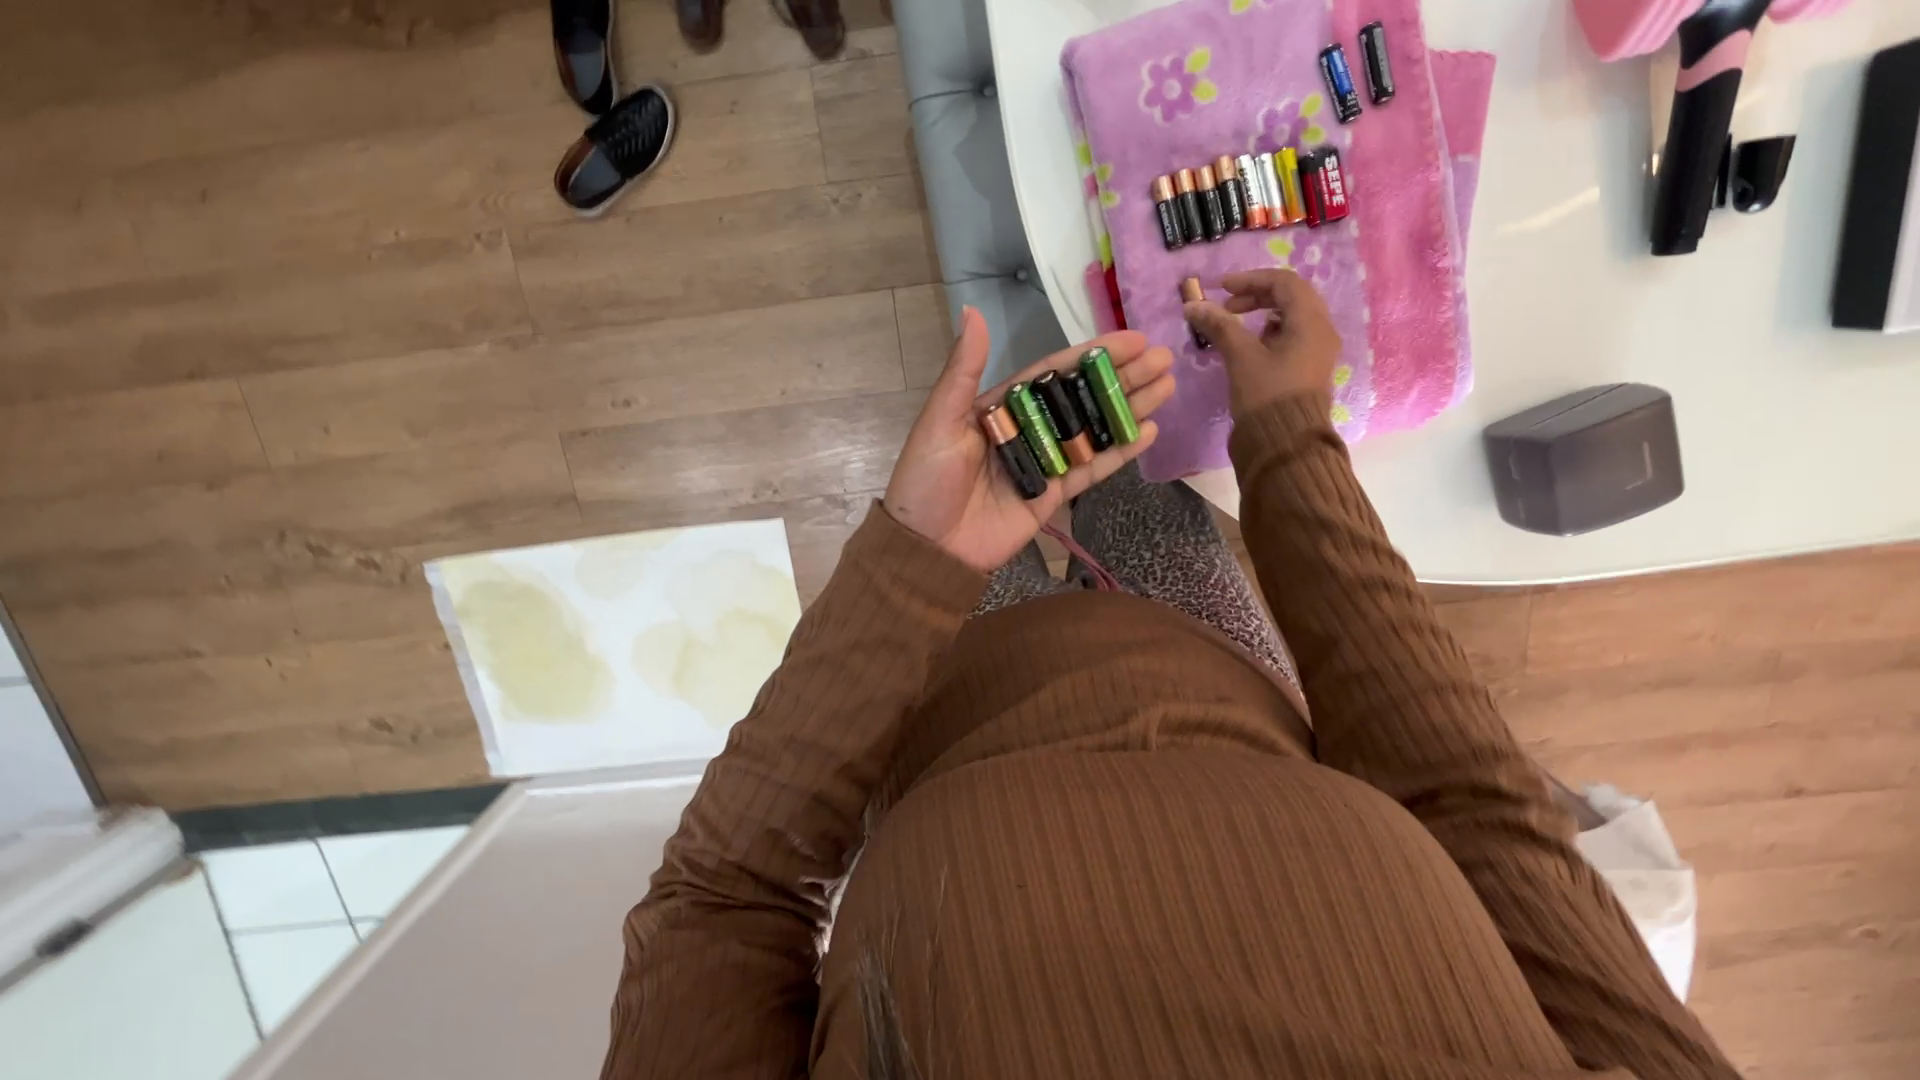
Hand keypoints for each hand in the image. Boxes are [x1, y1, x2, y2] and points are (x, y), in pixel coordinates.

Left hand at [883, 308, 1175, 573]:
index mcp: (1000, 405)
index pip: (1054, 372)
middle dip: (1122, 377)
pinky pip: (1092, 469)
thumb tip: (973, 310)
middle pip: (1082, 397)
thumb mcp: (940, 420)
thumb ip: (963, 370)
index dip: (1093, 354)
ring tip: (1168, 386)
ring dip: (1129, 408)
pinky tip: (1148, 431)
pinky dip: (1120, 452)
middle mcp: (1027, 429)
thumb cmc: (926, 480)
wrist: (927, 548)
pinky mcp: (1054, 496)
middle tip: (1165, 357)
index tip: (1132, 339)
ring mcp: (1044, 462)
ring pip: (1094, 430)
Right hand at [1182, 269, 1339, 417]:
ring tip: (1236, 324)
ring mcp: (1318, 351)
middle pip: (1291, 296)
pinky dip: (1271, 331)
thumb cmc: (1265, 395)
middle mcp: (1321, 331)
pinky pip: (1293, 336)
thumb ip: (1218, 325)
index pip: (1284, 282)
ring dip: (1263, 312)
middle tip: (1227, 305)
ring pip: (1292, 316)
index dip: (1250, 279)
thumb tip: (1192, 305)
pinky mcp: (1310, 368)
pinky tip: (1252, 345)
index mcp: (1310, 322)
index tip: (1221, 288)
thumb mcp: (1240, 356)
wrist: (1285, 443)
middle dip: (1256, 294)